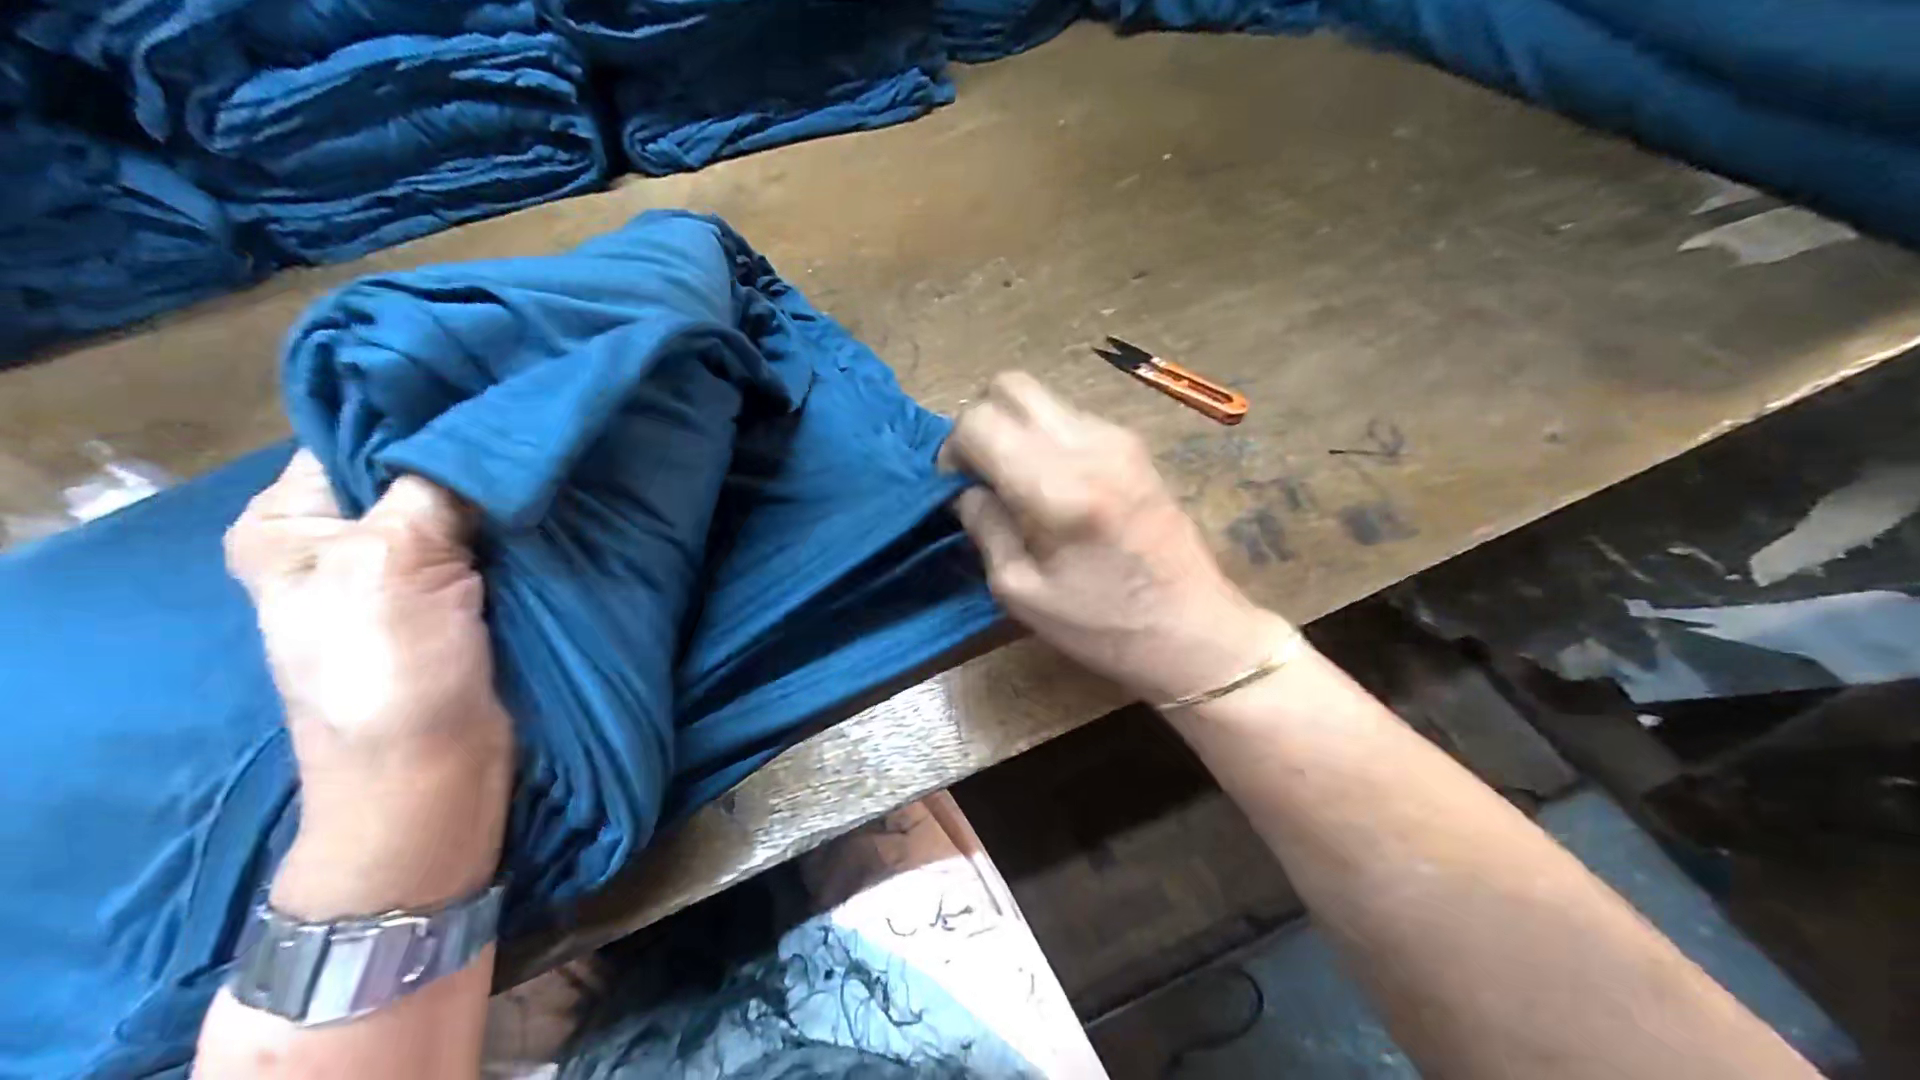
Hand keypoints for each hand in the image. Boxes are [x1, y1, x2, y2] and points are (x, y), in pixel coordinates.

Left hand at [225, 450, 511, 914]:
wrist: (432, 771)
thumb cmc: (388, 667)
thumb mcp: (393, 560)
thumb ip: (436, 483)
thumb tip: (492, 422)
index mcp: (291, 524)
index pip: (355, 436)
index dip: (422, 411)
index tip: (494, 384)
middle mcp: (345, 539)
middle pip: (414, 470)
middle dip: (472, 448)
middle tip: (535, 411)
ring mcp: (407, 569)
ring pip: (462, 504)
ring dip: (505, 486)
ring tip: (555, 442)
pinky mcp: (461, 595)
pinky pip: (493, 539)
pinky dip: (523, 519)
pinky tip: (557, 491)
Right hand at [946, 373, 1293, 704]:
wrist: (1192, 628)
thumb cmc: (1102, 625)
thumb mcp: (1020, 591)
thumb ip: (985, 526)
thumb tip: (966, 489)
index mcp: (1056, 488)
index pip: (980, 422)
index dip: (953, 448)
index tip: (955, 484)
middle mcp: (1088, 446)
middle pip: (1010, 385)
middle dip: (980, 420)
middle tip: (980, 469)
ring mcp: (1117, 438)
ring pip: (1042, 397)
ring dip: (1014, 427)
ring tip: (1016, 479)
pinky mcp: (1134, 445)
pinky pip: (1070, 416)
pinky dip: (1044, 436)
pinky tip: (1052, 482)